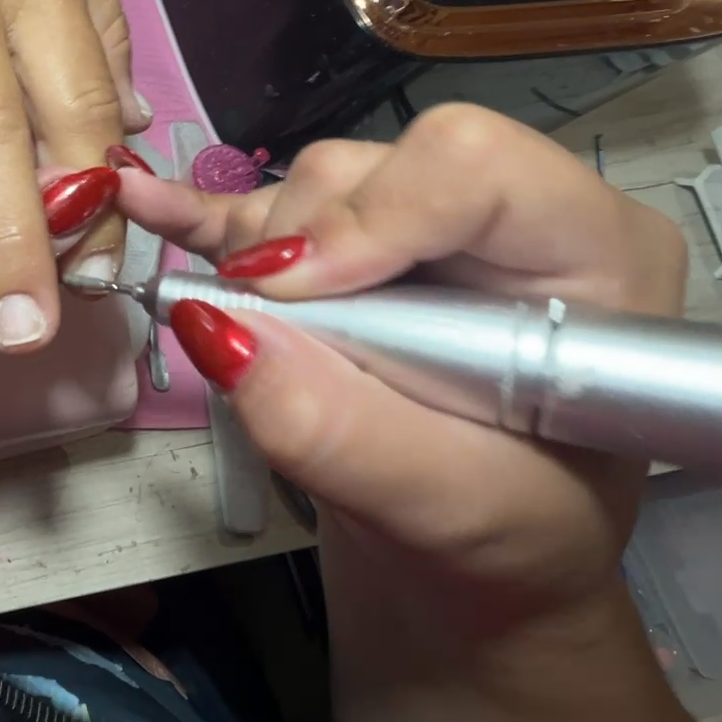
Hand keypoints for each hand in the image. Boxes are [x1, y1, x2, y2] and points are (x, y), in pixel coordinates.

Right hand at [116, 105, 684, 635]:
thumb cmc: (497, 537)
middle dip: (294, 248)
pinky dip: (186, 213)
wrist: (461, 553)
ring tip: (240, 327)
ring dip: (245, 254)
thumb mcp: (443, 503)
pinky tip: (138, 198)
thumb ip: (336, 426)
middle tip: (267, 332)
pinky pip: (244, 213)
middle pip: (366, 170)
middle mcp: (492, 220)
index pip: (470, 167)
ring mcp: (397, 227)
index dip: (366, 217)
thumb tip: (214, 329)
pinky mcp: (321, 252)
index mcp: (582, 257)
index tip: (290, 295)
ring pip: (295, 187)